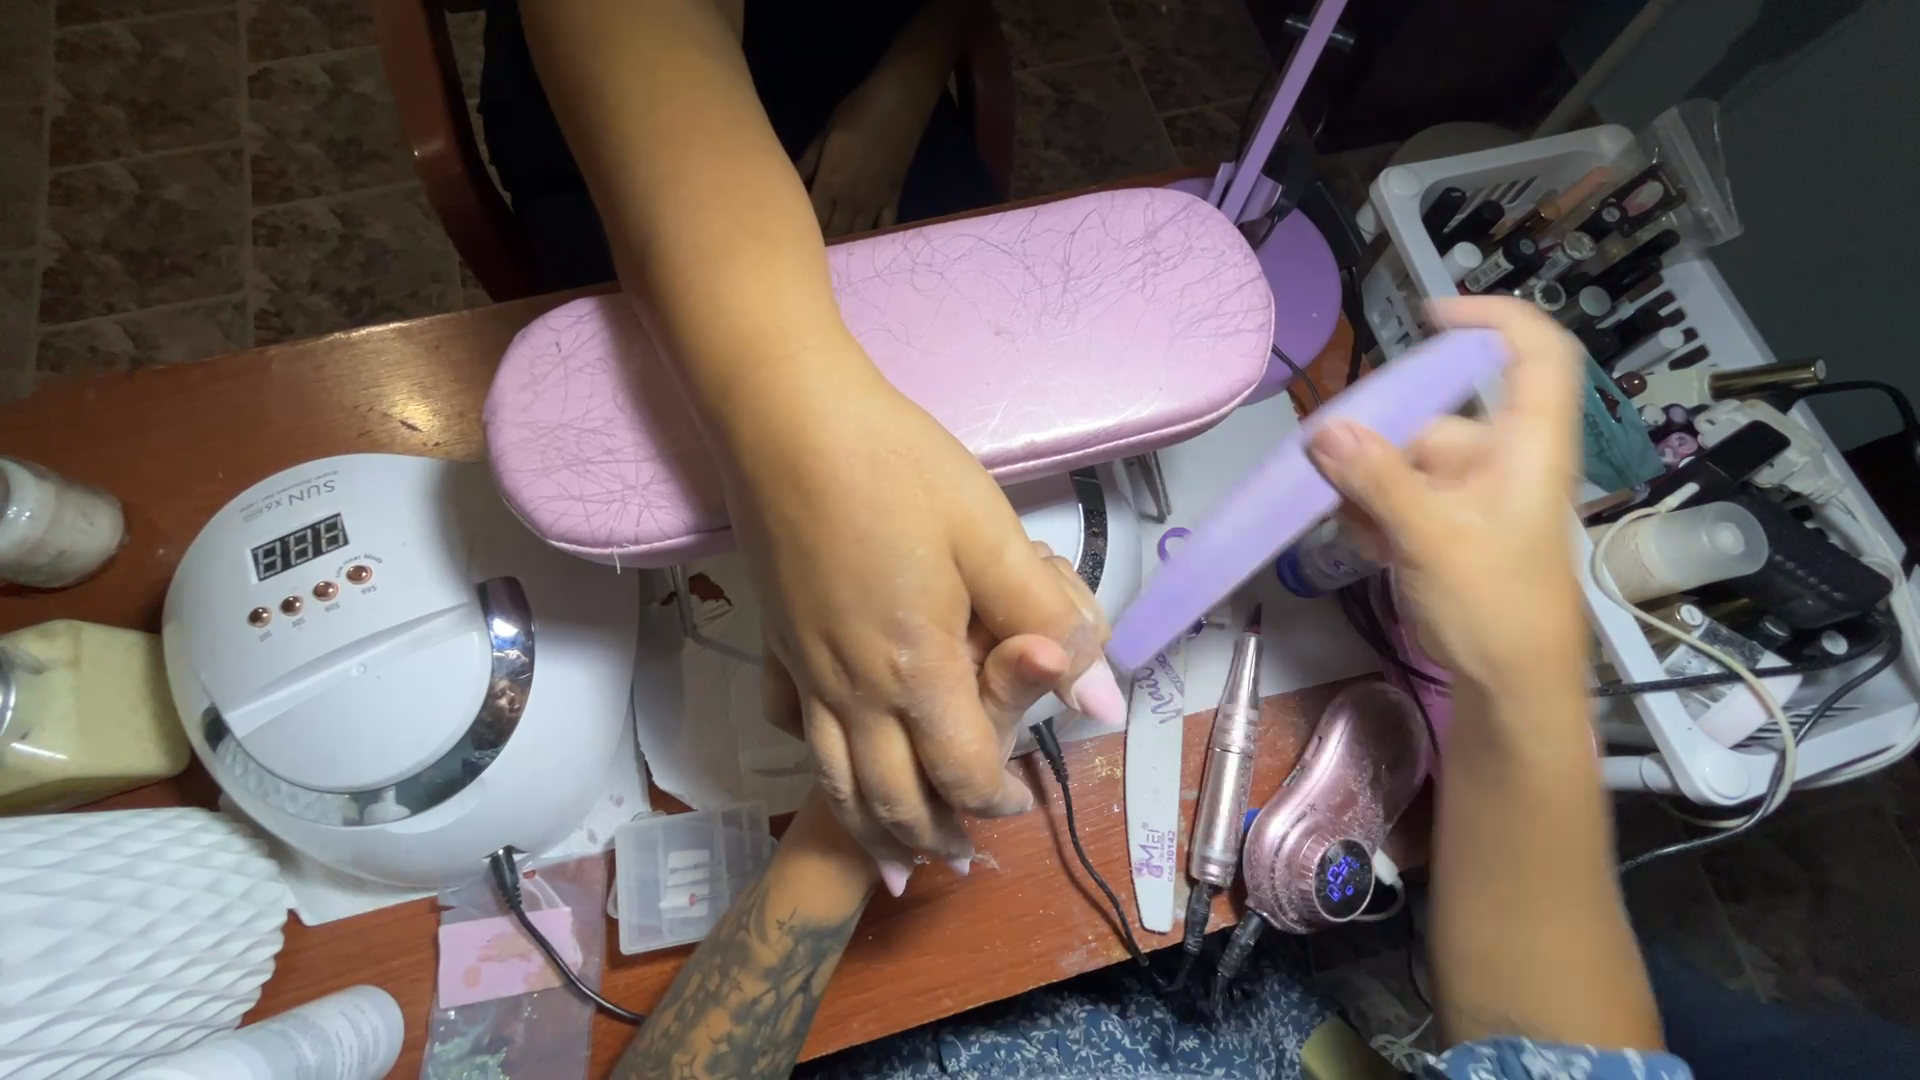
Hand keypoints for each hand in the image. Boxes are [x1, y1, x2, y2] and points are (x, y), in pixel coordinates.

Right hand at [725, 367, 1124, 894]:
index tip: (1019, 798)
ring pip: (833, 780)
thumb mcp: (989, 536)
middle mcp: (852, 688)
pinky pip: (795, 731)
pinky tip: (826, 759)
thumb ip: (1047, 622)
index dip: (994, 796)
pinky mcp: (778, 641)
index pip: (960, 770)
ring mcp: (804, 668)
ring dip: (871, 824)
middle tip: (956, 853)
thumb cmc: (897, 472)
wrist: (787, 422)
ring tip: (894, 849)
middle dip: (930, 833)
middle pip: (888, 797)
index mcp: (914, 667)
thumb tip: (1101, 701)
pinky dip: (818, 768)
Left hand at [798, 65, 932, 237]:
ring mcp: (875, 205)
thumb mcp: (825, 134)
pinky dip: (873, 241)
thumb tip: (786, 184)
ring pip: (855, 237)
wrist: (901, 103)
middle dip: (820, 246)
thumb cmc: (858, 111)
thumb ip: (806, 164)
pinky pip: (883, 230)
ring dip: (844, 248)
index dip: (800, 232)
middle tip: (807, 254)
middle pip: (832, 234)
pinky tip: (866, 250)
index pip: (810, 219)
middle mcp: (852, 202)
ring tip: (832, 259)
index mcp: (831, 183)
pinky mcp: (893, 201)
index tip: (789, 240)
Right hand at [1307, 296, 1585, 690]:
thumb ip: (1378, 481)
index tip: (1428, 314)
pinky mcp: (1441, 525)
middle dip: (1376, 445)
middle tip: (1328, 470)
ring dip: (1364, 490)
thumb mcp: (1433, 538)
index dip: (1492, 320)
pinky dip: (1369, 513)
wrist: (1506, 682)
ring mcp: (1466, 494)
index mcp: (1525, 447)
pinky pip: (1392, 497)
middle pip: (1431, 419)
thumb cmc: (1495, 605)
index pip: (1533, 356)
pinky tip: (1365, 542)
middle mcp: (1496, 460)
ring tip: (1355, 527)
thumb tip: (1324, 430)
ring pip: (1399, 463)